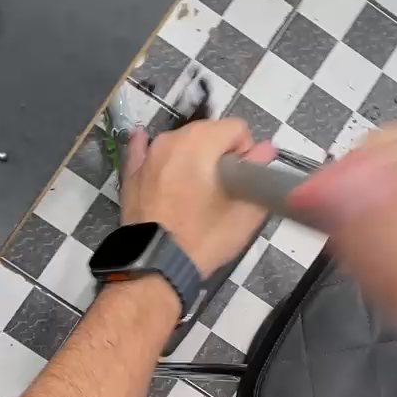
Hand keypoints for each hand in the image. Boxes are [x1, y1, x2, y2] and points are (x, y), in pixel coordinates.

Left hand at [118, 119, 276, 273]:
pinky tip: (161, 163)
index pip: (237, 128)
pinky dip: (158, 156)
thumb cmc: (204, 238)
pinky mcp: (130, 175)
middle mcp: (171, 139)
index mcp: (200, 141)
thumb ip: (259, 173)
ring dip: (193, 159)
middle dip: (219, 154)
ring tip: (195, 192)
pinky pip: (145, 153)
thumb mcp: (245, 212)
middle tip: (221, 190)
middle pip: (208, 133)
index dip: (246, 153)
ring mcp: (147, 156)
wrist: (157, 267)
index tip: (242, 180)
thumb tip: (266, 150)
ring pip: (180, 144)